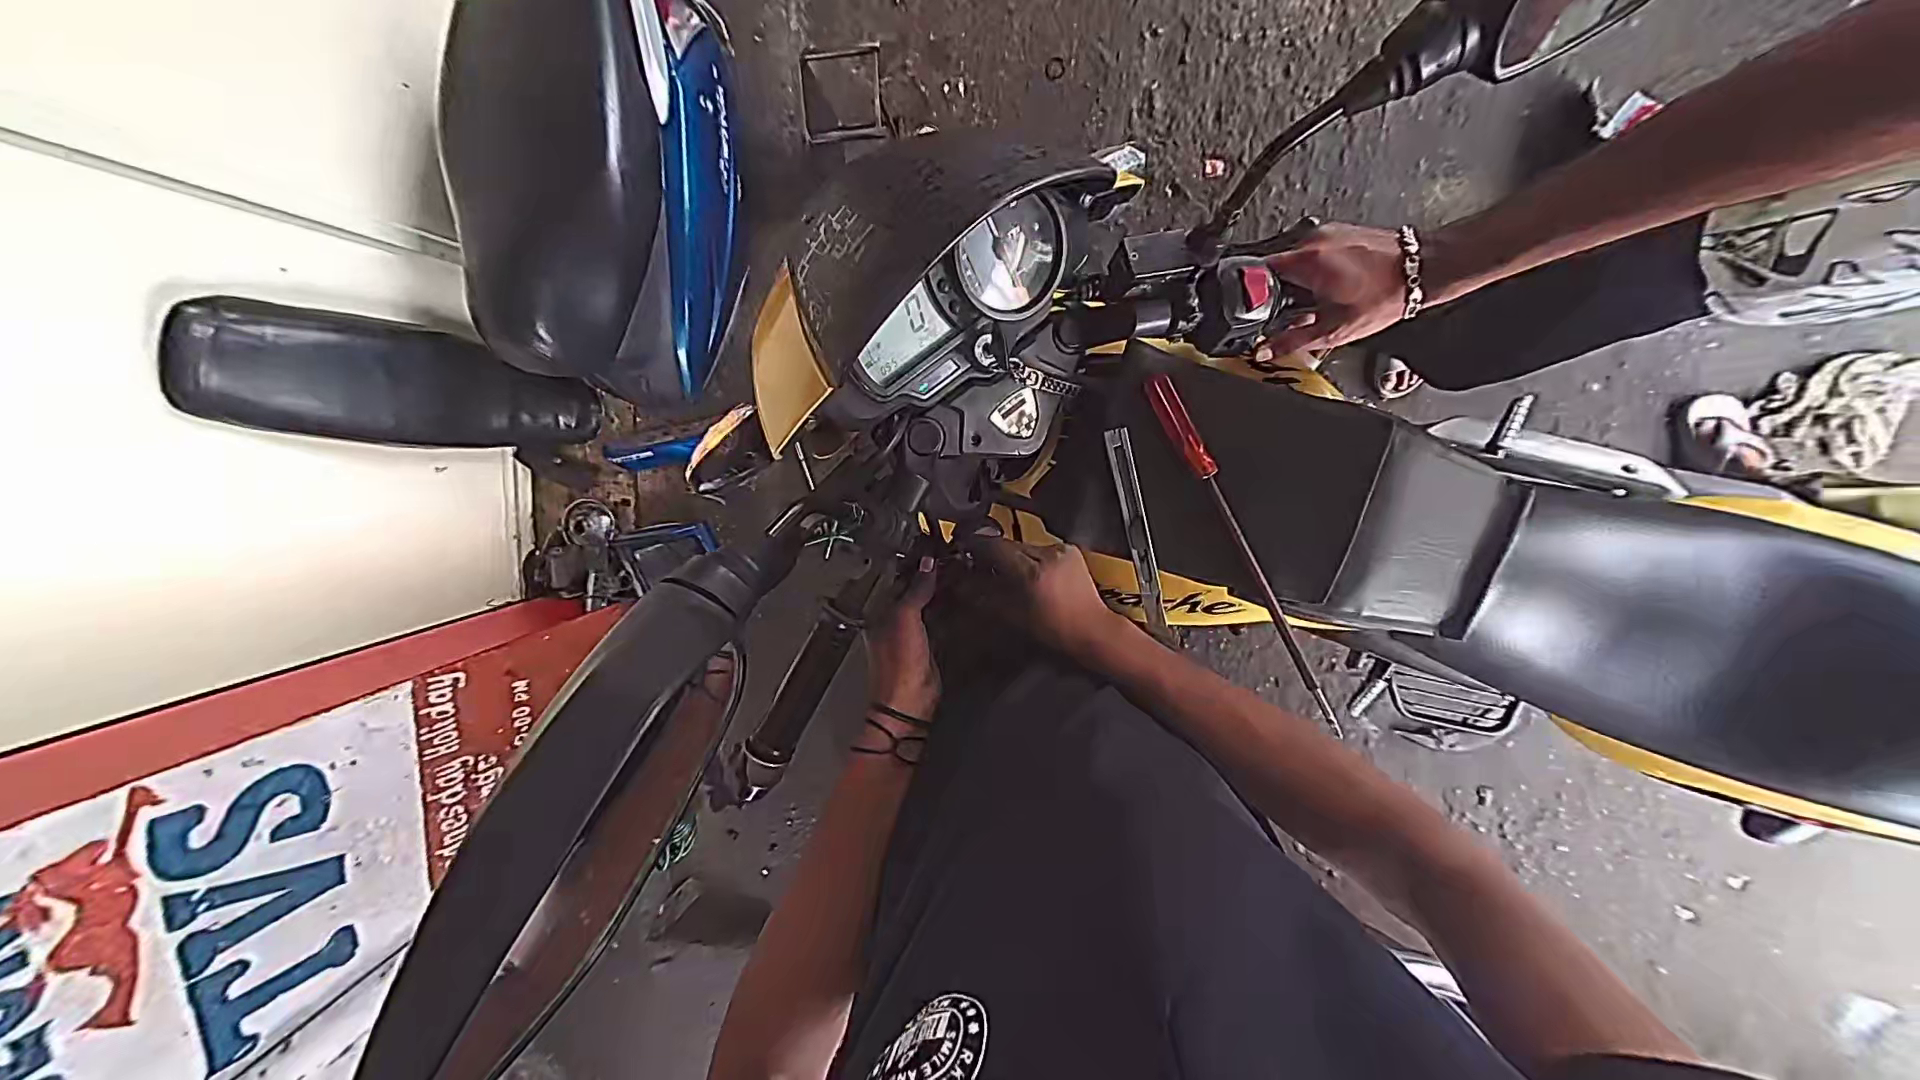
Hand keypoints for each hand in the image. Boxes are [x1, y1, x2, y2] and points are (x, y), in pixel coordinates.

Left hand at [864, 555, 940, 718]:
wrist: (910, 703)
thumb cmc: (898, 668)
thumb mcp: (905, 619)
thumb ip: (915, 591)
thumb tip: (926, 567)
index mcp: (881, 614)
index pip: (899, 580)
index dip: (916, 565)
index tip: (933, 551)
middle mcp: (894, 623)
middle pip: (914, 591)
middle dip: (930, 577)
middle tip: (949, 560)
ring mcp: (912, 636)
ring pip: (927, 605)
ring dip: (941, 592)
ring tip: (956, 574)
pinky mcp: (930, 648)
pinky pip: (939, 621)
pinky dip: (948, 610)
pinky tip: (959, 602)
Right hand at [968, 538, 1132, 659]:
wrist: (1093, 630)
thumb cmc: (1057, 630)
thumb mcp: (1013, 615)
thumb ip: (984, 594)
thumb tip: (962, 581)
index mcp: (1033, 572)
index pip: (996, 546)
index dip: (977, 547)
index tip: (966, 551)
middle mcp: (1049, 555)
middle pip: (1010, 544)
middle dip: (995, 555)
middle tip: (984, 568)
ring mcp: (1062, 550)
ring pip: (1026, 546)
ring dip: (1015, 557)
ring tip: (1013, 577)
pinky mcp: (1071, 551)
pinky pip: (1042, 549)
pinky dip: (1033, 559)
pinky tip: (1034, 575)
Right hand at [1254, 223, 1410, 360]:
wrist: (1423, 270)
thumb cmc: (1386, 294)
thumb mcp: (1332, 329)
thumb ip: (1291, 341)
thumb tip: (1264, 350)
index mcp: (1306, 261)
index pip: (1256, 272)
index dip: (1251, 295)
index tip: (1254, 311)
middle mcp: (1313, 241)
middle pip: (1272, 266)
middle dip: (1273, 291)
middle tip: (1287, 312)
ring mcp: (1327, 233)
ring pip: (1291, 260)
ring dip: (1293, 281)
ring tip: (1310, 300)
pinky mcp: (1339, 233)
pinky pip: (1310, 253)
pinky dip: (1309, 271)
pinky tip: (1325, 287)